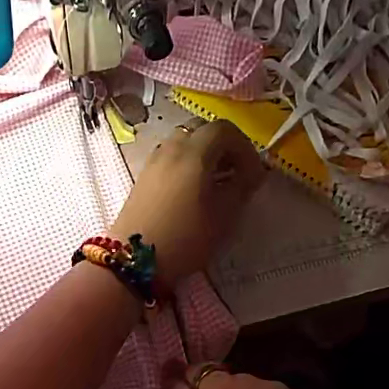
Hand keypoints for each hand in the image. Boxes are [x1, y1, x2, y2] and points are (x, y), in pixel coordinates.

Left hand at [109, 121, 263, 285]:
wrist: (134, 260)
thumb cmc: (186, 236)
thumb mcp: (225, 214)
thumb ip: (243, 186)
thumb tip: (253, 171)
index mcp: (194, 151)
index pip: (224, 129)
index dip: (244, 147)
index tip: (254, 173)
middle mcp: (171, 147)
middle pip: (202, 130)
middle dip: (224, 147)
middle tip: (236, 172)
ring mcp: (153, 161)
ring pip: (184, 143)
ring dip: (204, 155)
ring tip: (216, 184)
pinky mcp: (143, 177)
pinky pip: (170, 158)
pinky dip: (187, 164)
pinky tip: (193, 193)